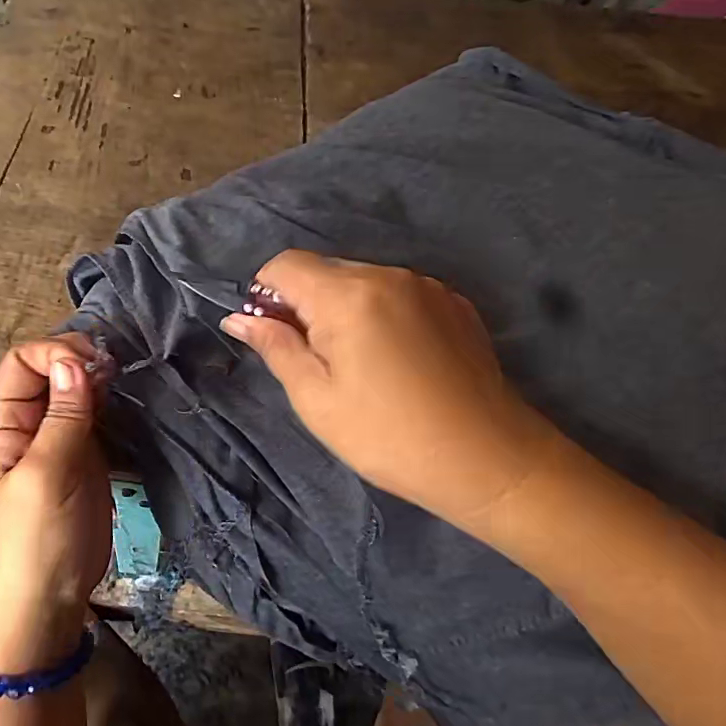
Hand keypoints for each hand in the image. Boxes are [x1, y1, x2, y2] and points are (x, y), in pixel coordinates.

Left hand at [0, 335, 110, 673]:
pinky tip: (131, 404)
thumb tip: (73, 360)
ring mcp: (58, 443)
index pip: (22, 363)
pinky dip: (113, 406)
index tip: (94, 364)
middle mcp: (28, 426)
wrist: (44, 609)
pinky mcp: (85, 461)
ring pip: (76, 394)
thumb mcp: (45, 478)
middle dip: (81, 361)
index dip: (54, 353)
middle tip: (118, 369)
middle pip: (50, 372)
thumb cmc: (32, 545)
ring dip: (100, 381)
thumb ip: (62, 418)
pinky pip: (97, 420)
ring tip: (128, 380)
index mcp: (3, 425)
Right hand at [221, 250, 564, 531]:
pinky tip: (394, 361)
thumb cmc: (387, 436)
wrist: (488, 460)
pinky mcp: (455, 303)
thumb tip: (238, 319)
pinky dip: (379, 314)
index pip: (285, 264)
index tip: (273, 336)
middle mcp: (388, 275)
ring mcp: (427, 286)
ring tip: (359, 365)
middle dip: (304, 303)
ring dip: (342, 309)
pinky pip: (398, 293)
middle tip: (314, 361)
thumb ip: (275, 347)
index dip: (265, 294)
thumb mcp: (316, 398)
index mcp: (348, 295)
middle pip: (324, 270)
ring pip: (361, 281)